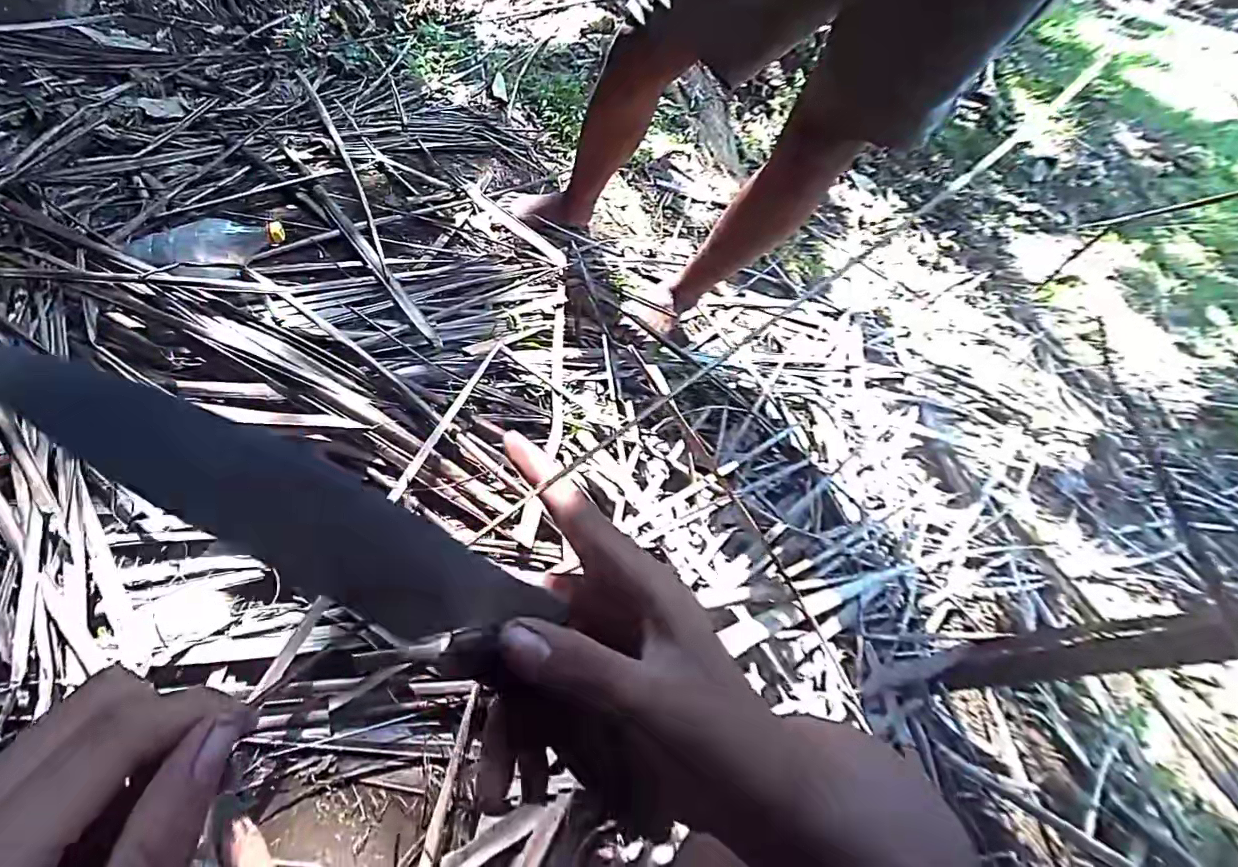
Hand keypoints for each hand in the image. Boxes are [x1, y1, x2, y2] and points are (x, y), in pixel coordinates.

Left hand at [0, 668, 247, 866]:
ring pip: (69, 722)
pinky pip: (42, 759)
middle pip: (92, 703)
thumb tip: (215, 741)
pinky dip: (98, 769)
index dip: (190, 710)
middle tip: (211, 753)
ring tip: (165, 795)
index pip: (113, 727)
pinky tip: (114, 821)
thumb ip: (156, 840)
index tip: (240, 719)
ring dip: (134, 738)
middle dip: (165, 715)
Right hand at [478, 432, 973, 866]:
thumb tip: (511, 634)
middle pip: (547, 583)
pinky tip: (516, 742)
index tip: (509, 438)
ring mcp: (613, 636)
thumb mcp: (659, 702)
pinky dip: (536, 694)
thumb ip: (587, 668)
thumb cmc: (729, 738)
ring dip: (519, 673)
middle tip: (467, 639)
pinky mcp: (608, 668)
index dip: (544, 474)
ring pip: (547, 631)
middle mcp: (622, 600)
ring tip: (489, 724)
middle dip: (508, 611)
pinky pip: (557, 665)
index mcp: (644, 584)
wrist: (770, 798)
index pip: (582, 516)